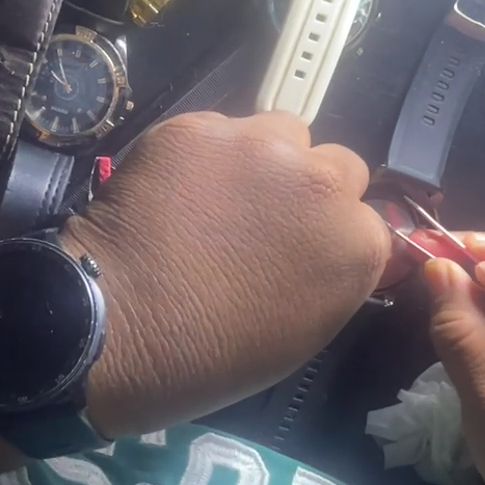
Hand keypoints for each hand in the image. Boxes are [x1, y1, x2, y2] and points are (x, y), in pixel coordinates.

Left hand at [64, 111, 391, 437]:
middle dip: (308, 190)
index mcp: (357, 243)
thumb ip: (332, 274)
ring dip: (262, 161)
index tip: (296, 252)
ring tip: (214, 198)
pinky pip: (217, 130)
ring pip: (281, 134)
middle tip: (259, 221)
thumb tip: (328, 245)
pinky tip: (173, 191)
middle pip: (336, 165)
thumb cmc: (209, 356)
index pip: (368, 218)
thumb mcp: (300, 332)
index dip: (328, 236)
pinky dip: (203, 156)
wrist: (116, 330)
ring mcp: (257, 146)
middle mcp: (321, 182)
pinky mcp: (196, 128)